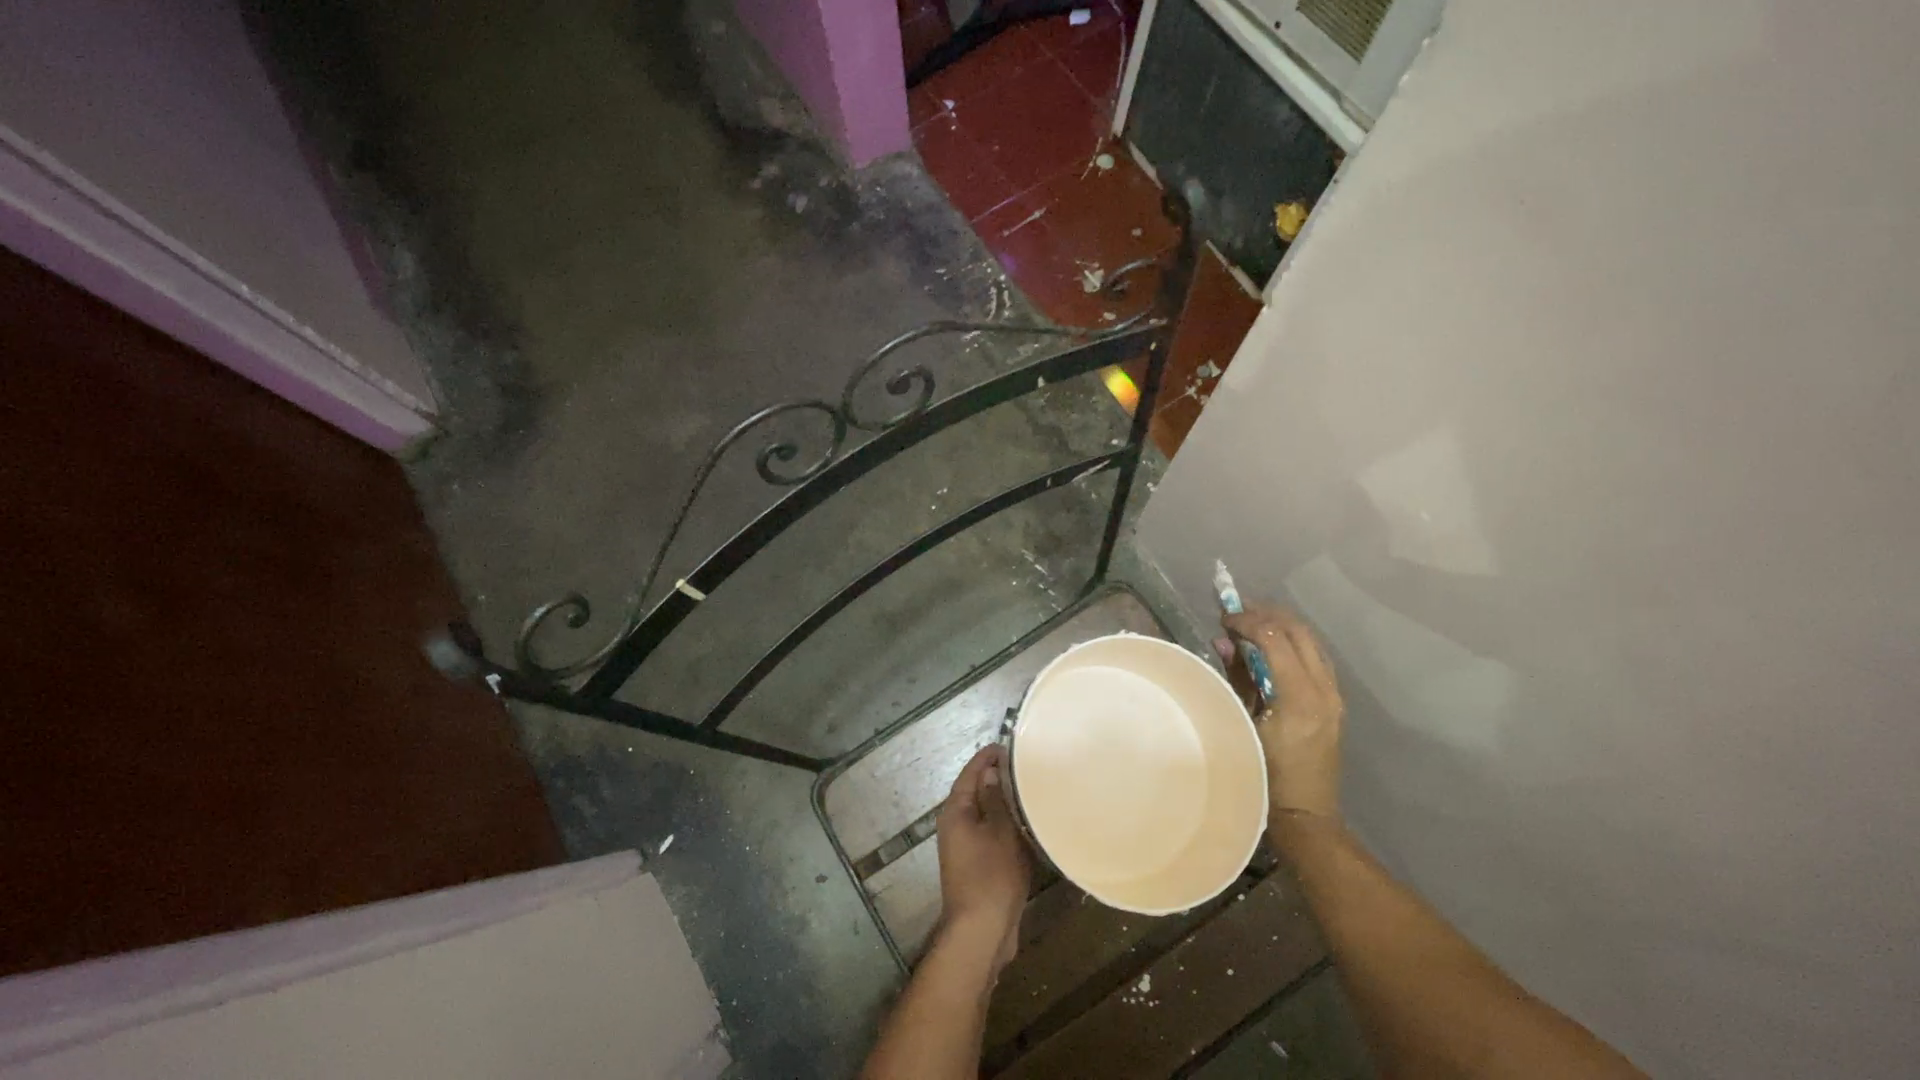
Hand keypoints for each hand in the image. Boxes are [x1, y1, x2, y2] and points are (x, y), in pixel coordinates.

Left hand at [935, 745, 1031, 970]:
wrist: (982, 931)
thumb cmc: (992, 875)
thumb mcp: (1000, 831)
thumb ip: (995, 798)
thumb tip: (990, 770)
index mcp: (955, 812)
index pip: (970, 774)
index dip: (987, 757)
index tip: (1009, 745)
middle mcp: (955, 826)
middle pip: (975, 792)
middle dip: (997, 778)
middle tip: (1026, 766)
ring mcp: (964, 848)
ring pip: (985, 815)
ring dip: (1004, 803)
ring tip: (1031, 791)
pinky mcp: (977, 866)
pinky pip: (991, 835)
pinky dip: (1007, 825)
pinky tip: (1027, 826)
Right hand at [1214, 605, 1343, 820]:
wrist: (1305, 816)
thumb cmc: (1265, 777)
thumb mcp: (1243, 725)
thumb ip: (1237, 680)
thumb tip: (1225, 643)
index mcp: (1299, 697)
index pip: (1275, 638)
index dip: (1247, 621)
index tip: (1224, 619)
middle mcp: (1324, 690)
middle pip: (1298, 631)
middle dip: (1266, 616)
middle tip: (1237, 615)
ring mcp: (1334, 696)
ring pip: (1311, 642)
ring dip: (1282, 627)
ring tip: (1251, 626)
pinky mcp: (1334, 703)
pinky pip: (1315, 659)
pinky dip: (1293, 645)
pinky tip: (1271, 650)